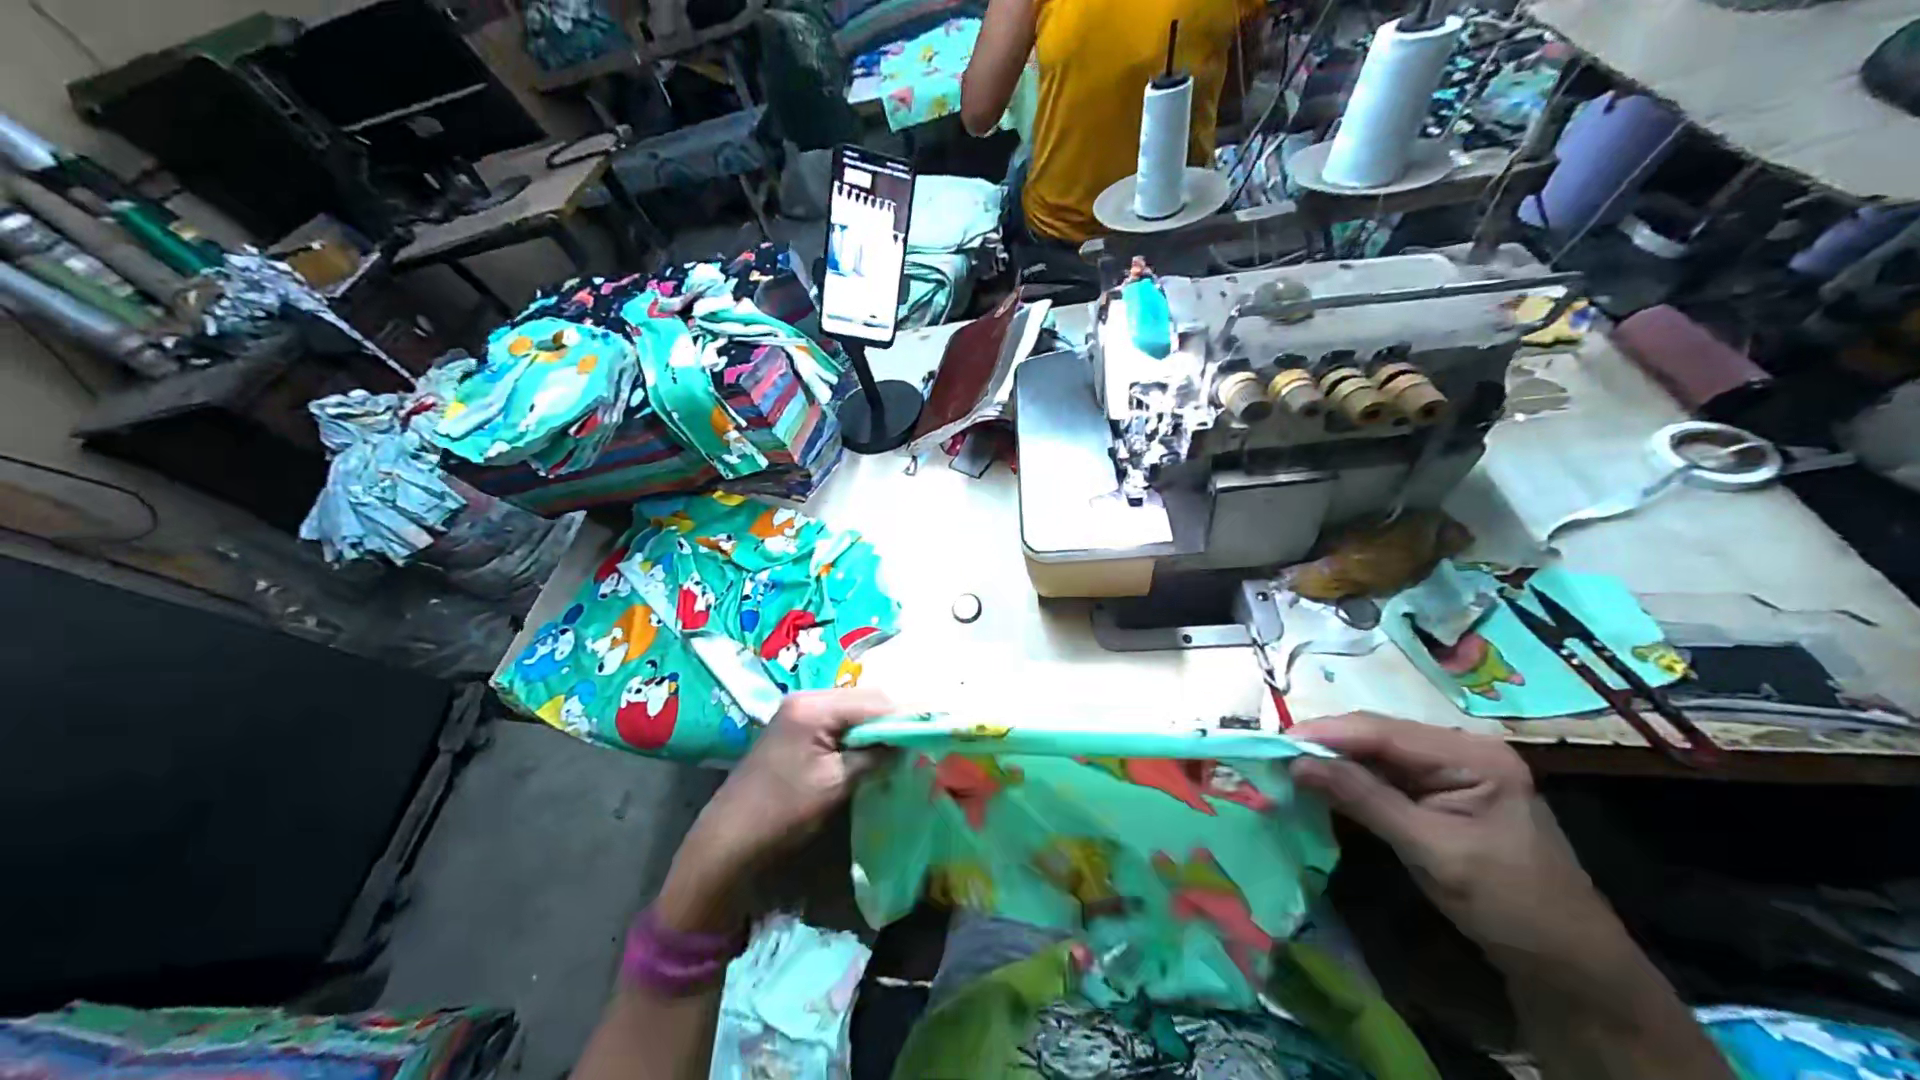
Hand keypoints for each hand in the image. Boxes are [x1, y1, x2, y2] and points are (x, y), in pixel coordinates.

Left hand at [656, 689, 890, 931]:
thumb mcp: (837, 784)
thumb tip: (908, 743)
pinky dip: (857, 733)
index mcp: (814, 707)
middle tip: (914, 746)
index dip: (904, 718)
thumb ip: (875, 756)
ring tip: (895, 752)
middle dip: (890, 721)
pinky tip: (869, 752)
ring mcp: (799, 710)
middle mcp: (806, 698)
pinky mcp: (796, 726)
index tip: (928, 738)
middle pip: (864, 699)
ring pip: (853, 709)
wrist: (729, 839)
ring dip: (874, 728)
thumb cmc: (784, 812)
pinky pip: (838, 720)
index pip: (875, 700)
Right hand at [1288, 712, 1617, 966]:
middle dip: (1324, 742)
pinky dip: (1351, 776)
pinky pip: (1385, 772)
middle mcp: (1462, 748)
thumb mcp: (1431, 850)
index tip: (1275, 741)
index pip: (1383, 730)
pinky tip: (1322, 779)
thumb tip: (1297, 763)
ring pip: (1376, 750)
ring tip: (1287, 762)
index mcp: (1473, 755)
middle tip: (1273, 753)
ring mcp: (1452, 768)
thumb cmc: (1509, 904)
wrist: (1568, 961)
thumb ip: (1364, 799)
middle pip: (1377, 733)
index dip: (1326, 733)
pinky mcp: (1440, 789)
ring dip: (1333, 757)